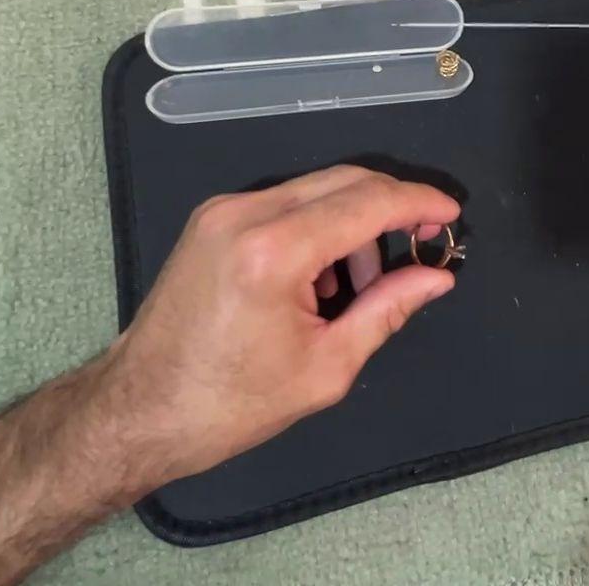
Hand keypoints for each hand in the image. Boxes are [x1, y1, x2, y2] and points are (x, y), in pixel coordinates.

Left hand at [0, 166, 457, 585]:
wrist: (138, 409)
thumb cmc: (231, 403)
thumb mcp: (325, 368)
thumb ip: (387, 309)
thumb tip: (437, 277)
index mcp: (275, 251)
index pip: (367, 201)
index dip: (418, 202)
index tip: (450, 214)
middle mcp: (248, 211)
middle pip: (346, 178)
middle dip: (393, 204)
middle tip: (422, 242)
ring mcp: (226, 208)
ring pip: (319, 185)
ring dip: (356, 218)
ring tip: (362, 282)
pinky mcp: (215, 215)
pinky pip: (289, 199)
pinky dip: (321, 223)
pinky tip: (325, 272)